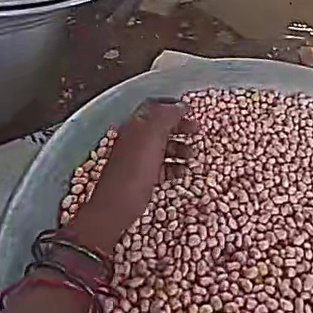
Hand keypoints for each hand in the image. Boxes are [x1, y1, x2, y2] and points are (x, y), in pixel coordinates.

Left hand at [68, 98, 189, 253]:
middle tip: (197, 130)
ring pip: (162, 148)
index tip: (190, 111)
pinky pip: (160, 167)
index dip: (173, 108)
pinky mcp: (141, 178)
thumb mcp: (152, 139)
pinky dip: (173, 168)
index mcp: (136, 127)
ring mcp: (137, 160)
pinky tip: (183, 173)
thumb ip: (165, 118)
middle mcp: (135, 140)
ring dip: (179, 149)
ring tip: (192, 155)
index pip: (155, 109)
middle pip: (160, 128)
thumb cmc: (134, 171)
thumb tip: (179, 105)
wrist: (115, 207)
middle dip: (179, 128)